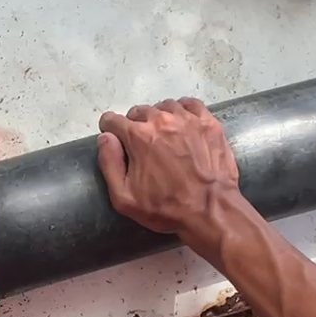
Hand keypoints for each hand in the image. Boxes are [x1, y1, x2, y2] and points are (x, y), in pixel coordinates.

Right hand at [97, 98, 242, 243]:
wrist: (210, 211)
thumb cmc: (166, 208)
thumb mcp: (124, 198)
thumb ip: (109, 164)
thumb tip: (105, 138)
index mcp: (138, 136)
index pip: (113, 120)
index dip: (110, 130)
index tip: (116, 141)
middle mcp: (161, 120)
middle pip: (139, 111)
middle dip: (135, 125)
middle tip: (142, 145)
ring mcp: (188, 119)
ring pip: (165, 106)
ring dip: (159, 117)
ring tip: (164, 135)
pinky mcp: (209, 123)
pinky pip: (191, 105)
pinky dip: (183, 110)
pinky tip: (183, 123)